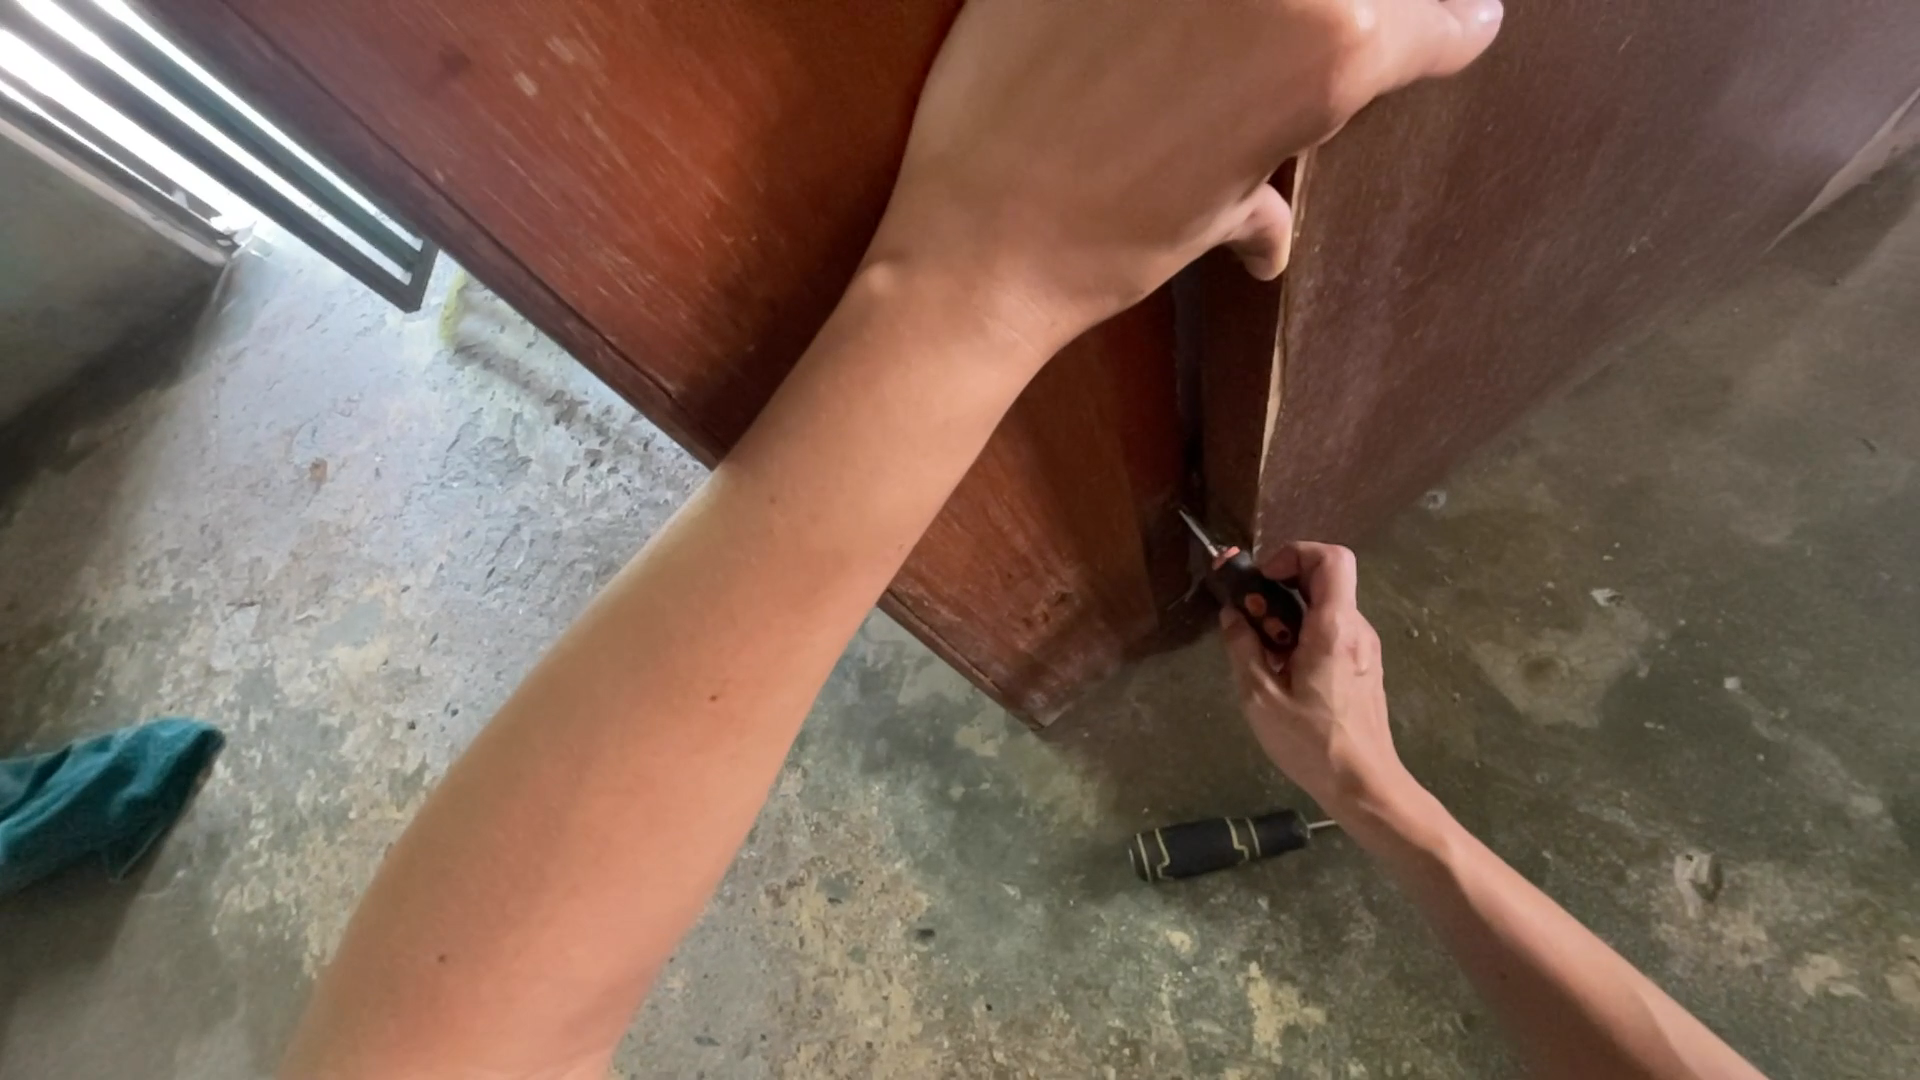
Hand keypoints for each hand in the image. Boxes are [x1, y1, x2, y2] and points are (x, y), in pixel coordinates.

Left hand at [869, 0, 1503, 344]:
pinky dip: (1156, 8)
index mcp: (1332, 54)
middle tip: (1309, 43)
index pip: (1437, 21)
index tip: (1457, 30)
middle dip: (1345, 19)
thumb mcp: (1200, 226)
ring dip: (1242, 18)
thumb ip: (1258, 199)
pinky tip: (1144, 28)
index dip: (1448, 33)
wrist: (983, 246)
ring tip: (1202, 53)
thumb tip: (1273, 237)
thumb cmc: (1101, 253)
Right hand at [1220, 543, 1406, 816]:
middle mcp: (1355, 629)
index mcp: (1333, 629)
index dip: (1293, 554)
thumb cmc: (1310, 742)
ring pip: (1323, 607)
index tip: (1262, 580)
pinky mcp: (1361, 666)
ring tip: (1260, 653)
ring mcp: (1363, 648)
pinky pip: (1329, 631)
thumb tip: (1232, 614)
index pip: (1330, 559)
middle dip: (1278, 587)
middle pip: (1322, 580)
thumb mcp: (1259, 696)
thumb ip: (1242, 647)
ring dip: (1286, 616)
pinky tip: (1282, 671)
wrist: (1364, 786)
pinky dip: (1300, 635)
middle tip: (1249, 619)